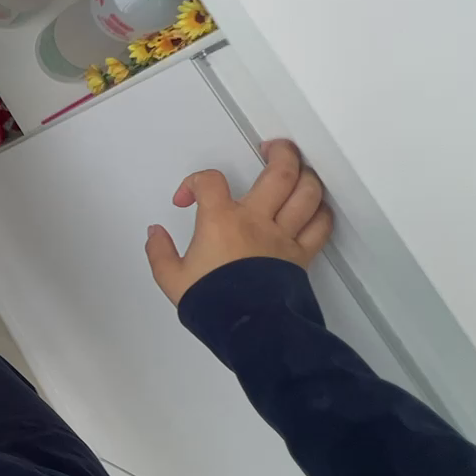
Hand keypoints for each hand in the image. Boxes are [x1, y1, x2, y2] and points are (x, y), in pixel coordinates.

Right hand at [144, 139, 333, 304]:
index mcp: (221, 221)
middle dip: (279, 152)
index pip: (209, 181)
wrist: (248, 329)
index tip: (187, 198)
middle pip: (278, 172)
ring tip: (297, 168)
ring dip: (304, 174)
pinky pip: (320, 224)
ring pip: (307, 192)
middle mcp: (256, 220)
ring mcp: (283, 236)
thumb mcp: (171, 278)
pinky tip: (314, 206)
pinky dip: (320, 210)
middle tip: (272, 146)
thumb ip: (159, 251)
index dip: (194, 182)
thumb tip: (155, 233)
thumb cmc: (212, 301)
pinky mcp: (301, 255)